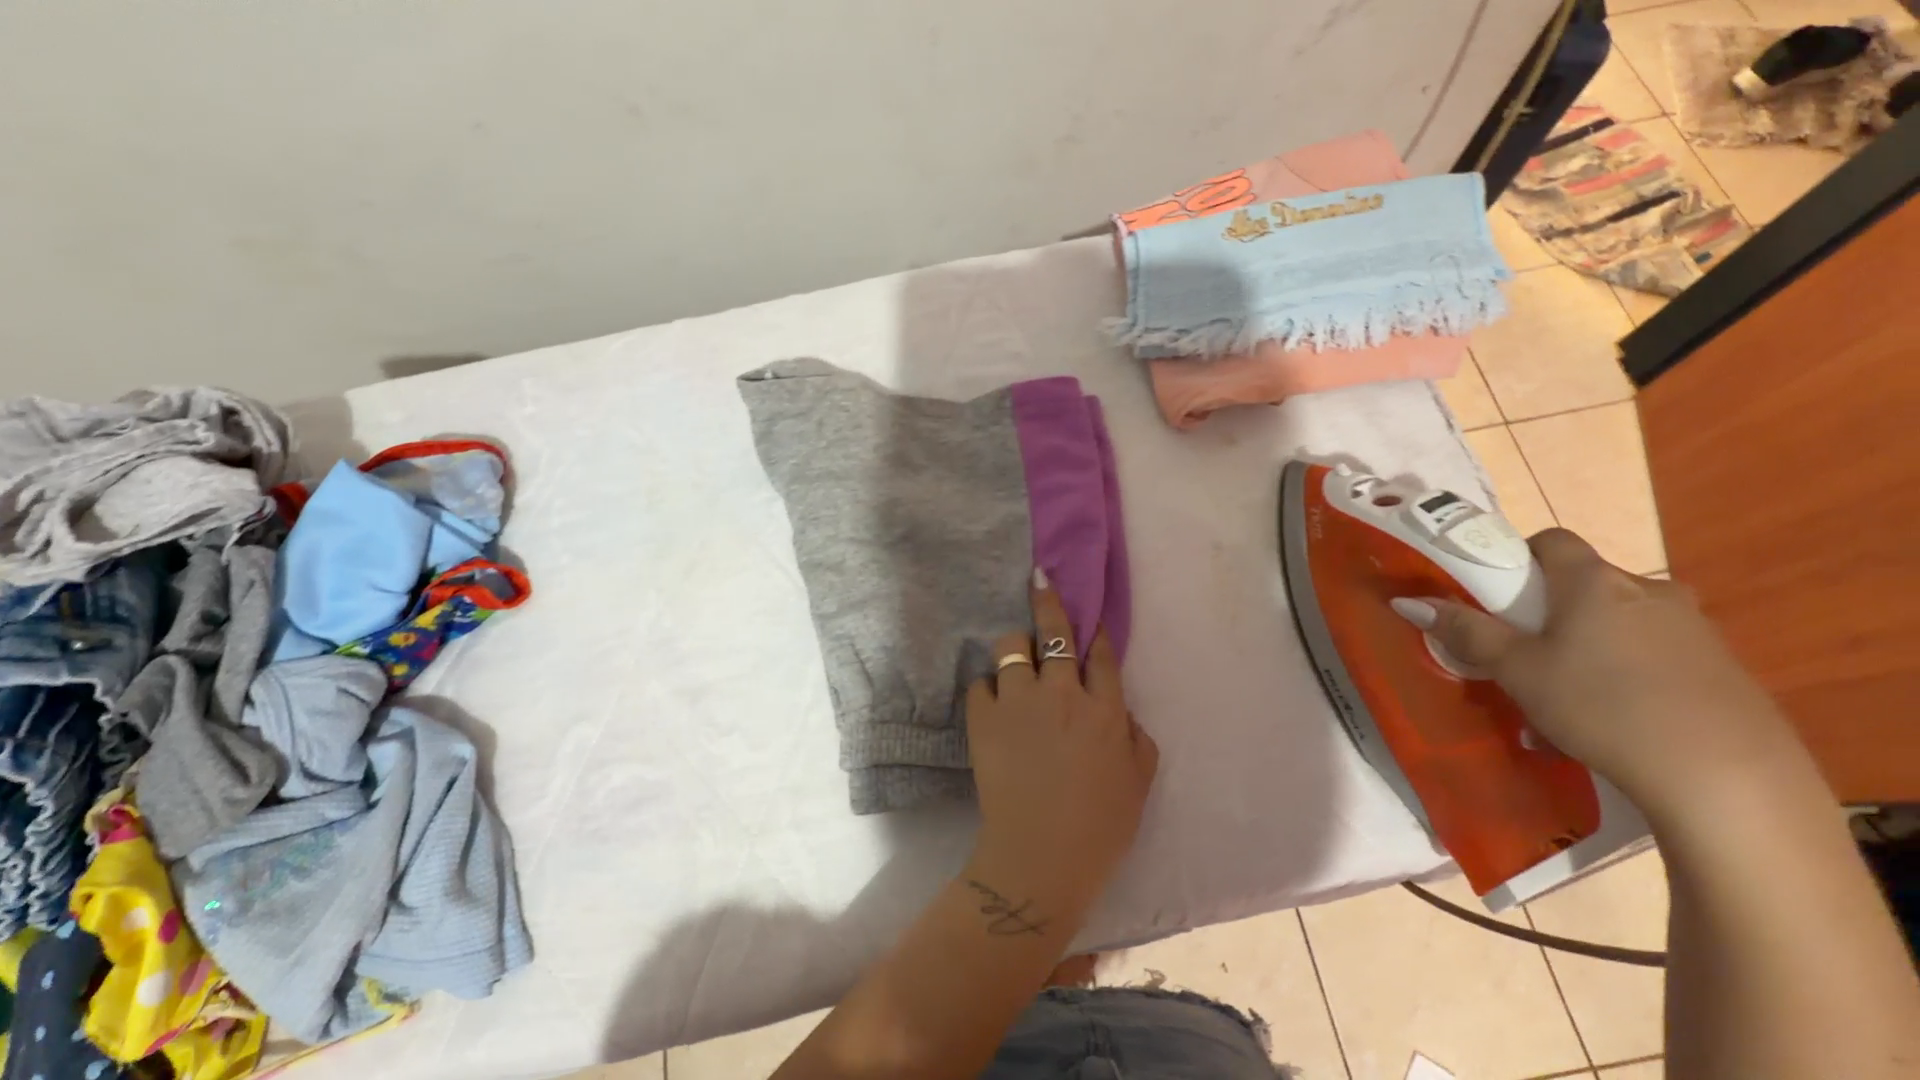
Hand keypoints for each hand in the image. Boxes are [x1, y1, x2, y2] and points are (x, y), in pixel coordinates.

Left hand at [963, 568, 1158, 931]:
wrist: (1040, 857)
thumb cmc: (1099, 826)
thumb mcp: (1140, 782)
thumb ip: (1137, 737)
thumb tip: (1121, 713)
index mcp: (1106, 709)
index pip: (1101, 654)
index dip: (1095, 631)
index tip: (1089, 619)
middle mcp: (1063, 693)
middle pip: (1055, 634)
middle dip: (1048, 601)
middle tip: (1039, 579)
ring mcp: (1019, 702)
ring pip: (1011, 648)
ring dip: (1014, 647)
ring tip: (1012, 654)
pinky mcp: (983, 719)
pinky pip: (981, 685)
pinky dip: (987, 688)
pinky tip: (992, 701)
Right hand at [1392, 529, 1805, 818]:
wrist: (1724, 772)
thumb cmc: (1602, 705)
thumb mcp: (1519, 671)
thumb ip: (1468, 633)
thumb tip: (1409, 601)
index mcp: (1594, 581)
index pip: (1552, 541)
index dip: (1520, 557)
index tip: (1499, 595)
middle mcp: (1648, 591)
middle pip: (1586, 587)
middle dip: (1551, 616)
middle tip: (1524, 661)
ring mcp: (1693, 628)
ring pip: (1620, 626)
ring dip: (1588, 651)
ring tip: (1564, 707)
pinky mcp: (1722, 668)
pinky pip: (1655, 658)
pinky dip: (1626, 678)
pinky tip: (1612, 727)